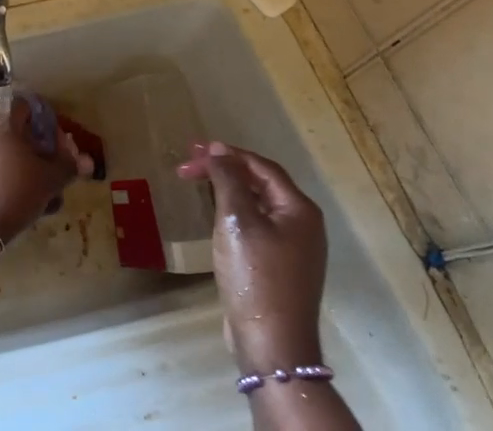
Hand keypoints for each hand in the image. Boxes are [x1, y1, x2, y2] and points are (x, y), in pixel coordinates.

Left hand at [0, 96, 93, 243]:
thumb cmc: (14, 192)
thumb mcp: (49, 179)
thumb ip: (69, 164)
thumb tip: (85, 161)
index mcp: (0, 116)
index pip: (29, 107)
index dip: (48, 127)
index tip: (59, 152)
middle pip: (14, 129)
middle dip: (37, 151)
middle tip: (52, 176)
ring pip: (2, 149)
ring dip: (23, 167)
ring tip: (40, 198)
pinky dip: (3, 175)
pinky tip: (17, 202)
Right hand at [179, 141, 327, 372]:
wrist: (271, 341)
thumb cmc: (254, 276)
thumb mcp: (237, 222)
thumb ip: (228, 181)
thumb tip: (219, 153)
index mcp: (299, 210)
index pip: (262, 167)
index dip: (227, 154)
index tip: (193, 151)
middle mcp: (303, 225)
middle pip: (262, 183)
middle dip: (226, 170)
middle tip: (189, 166)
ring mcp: (294, 248)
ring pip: (258, 205)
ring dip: (229, 190)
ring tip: (198, 185)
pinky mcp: (281, 266)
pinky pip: (257, 226)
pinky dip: (234, 213)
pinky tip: (216, 217)